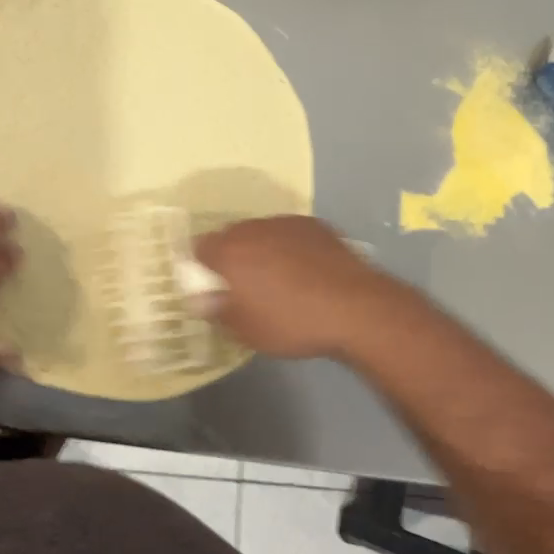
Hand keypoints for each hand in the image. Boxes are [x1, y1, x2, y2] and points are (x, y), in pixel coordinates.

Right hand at [195, 215, 390, 358]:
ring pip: (260, 233)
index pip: (198, 247)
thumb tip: (202, 298)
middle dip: (232, 257)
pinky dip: (290, 247)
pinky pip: (289, 234)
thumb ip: (217, 310)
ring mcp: (284, 222)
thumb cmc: (293, 323)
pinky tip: (306, 271)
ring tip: (279, 280)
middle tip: (245, 286)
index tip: (213, 286)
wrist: (356, 308)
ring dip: (261, 250)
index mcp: (228, 252)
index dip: (201, 266)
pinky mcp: (314, 225)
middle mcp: (251, 229)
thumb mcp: (247, 331)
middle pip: (229, 236)